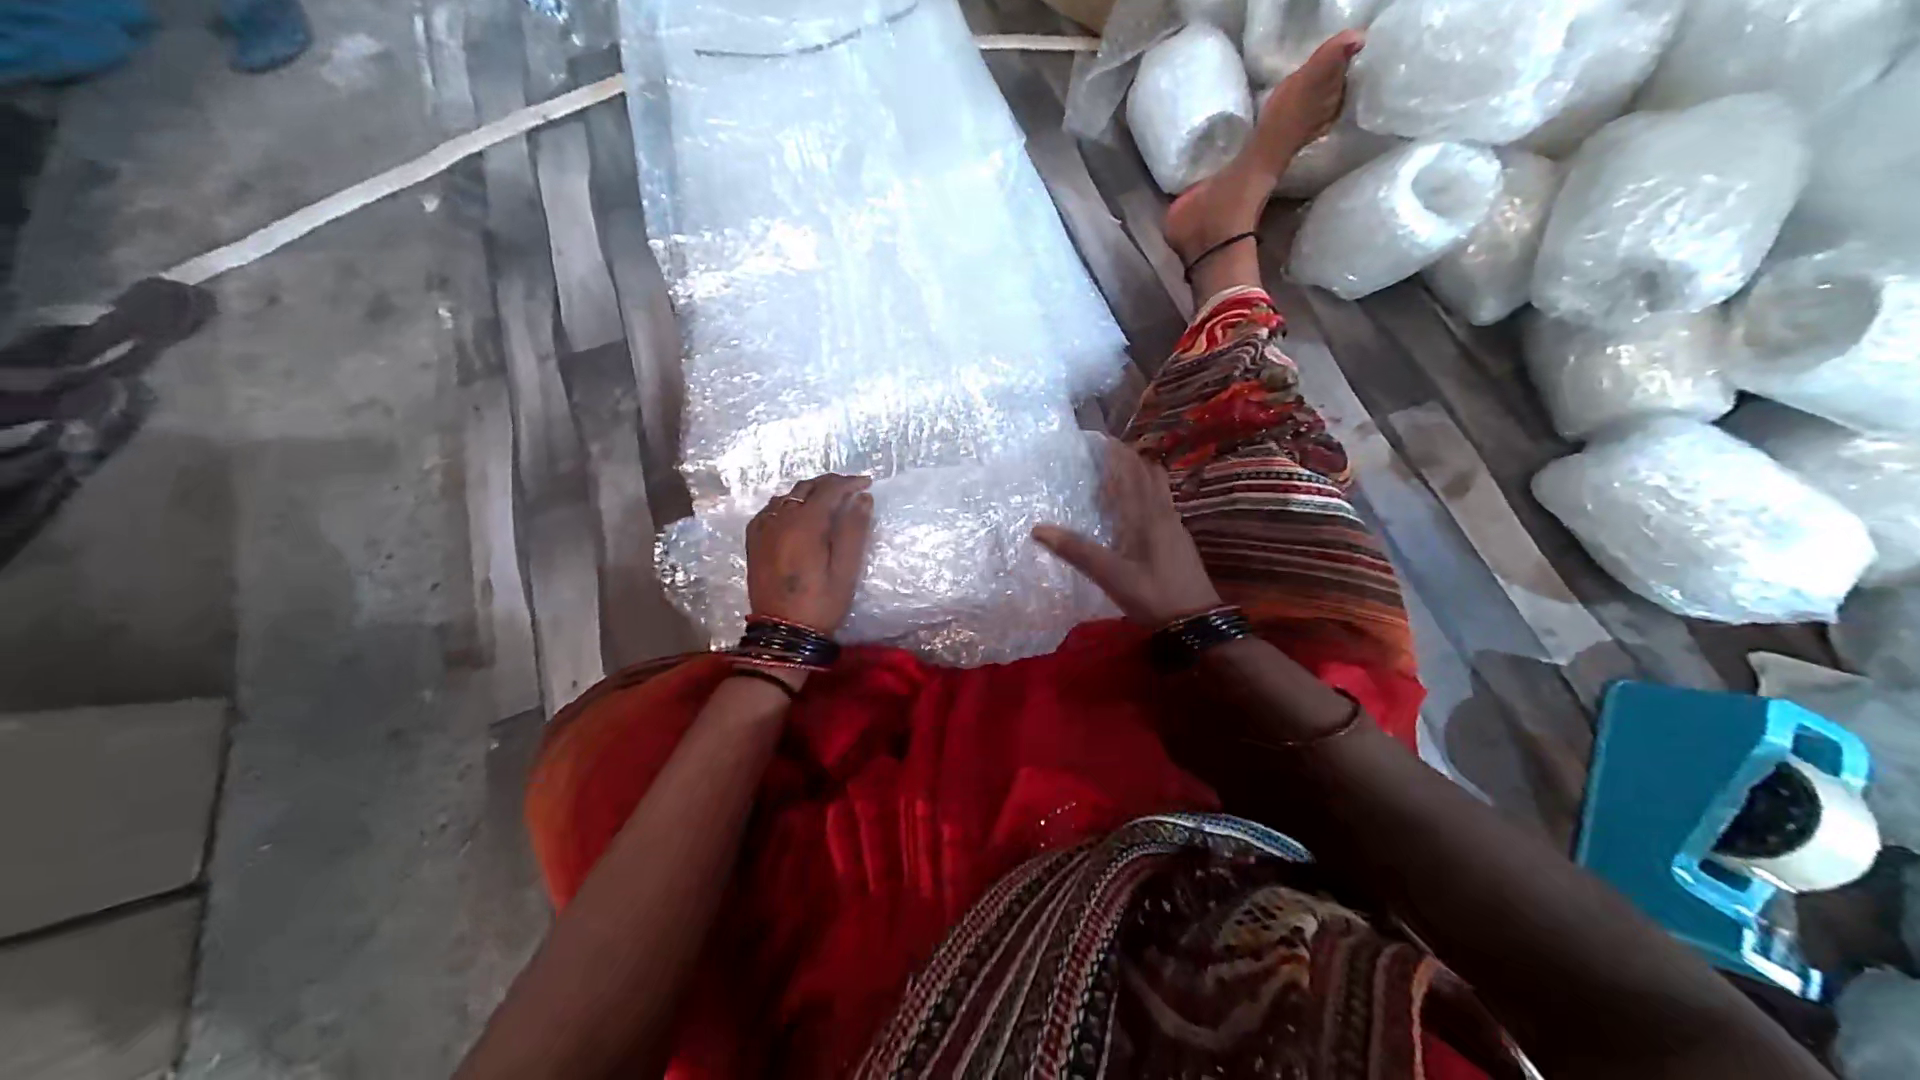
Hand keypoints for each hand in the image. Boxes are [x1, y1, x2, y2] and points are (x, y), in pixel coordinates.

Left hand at [745, 474, 873, 633]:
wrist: (784, 632)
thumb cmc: (821, 603)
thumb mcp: (846, 569)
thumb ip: (854, 530)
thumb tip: (862, 498)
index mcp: (805, 525)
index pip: (828, 490)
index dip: (849, 483)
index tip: (867, 483)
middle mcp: (780, 520)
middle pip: (806, 488)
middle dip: (830, 484)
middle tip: (851, 489)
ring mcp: (763, 530)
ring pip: (787, 497)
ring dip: (809, 492)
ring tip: (828, 500)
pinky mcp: (754, 542)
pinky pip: (770, 510)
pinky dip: (787, 504)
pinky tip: (797, 513)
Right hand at [1033, 440, 1221, 625]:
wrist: (1196, 621)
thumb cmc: (1154, 595)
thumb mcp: (1111, 575)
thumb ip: (1077, 551)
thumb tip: (1039, 529)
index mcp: (1148, 516)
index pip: (1131, 473)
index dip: (1117, 454)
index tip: (1101, 439)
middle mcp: (1163, 514)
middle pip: (1148, 474)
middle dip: (1129, 459)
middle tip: (1107, 453)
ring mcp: (1174, 526)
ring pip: (1158, 489)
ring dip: (1140, 475)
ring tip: (1119, 474)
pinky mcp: (1178, 540)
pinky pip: (1160, 504)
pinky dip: (1146, 495)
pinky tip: (1135, 509)